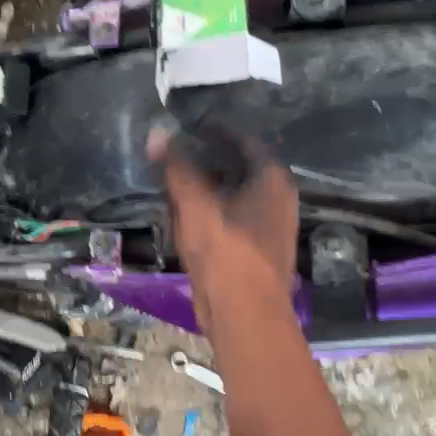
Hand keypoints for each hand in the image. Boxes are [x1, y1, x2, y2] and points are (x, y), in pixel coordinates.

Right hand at [146, 124, 298, 291]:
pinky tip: (184, 213)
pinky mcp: (255, 247)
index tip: (186, 124)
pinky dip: (209, 207)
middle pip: (239, 166)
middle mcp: (278, 198)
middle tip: (175, 150)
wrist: (244, 311)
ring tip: (174, 179)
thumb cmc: (225, 250)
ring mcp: (269, 225)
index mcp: (272, 181)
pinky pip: (230, 214)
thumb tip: (157, 132)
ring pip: (234, 192)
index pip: (243, 141)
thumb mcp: (194, 203)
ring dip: (206, 184)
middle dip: (207, 157)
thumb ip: (176, 166)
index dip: (214, 130)